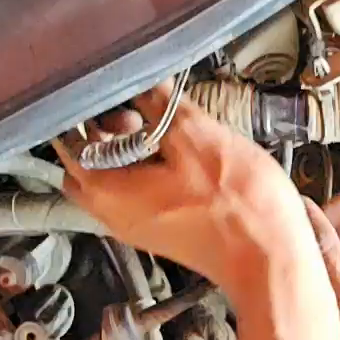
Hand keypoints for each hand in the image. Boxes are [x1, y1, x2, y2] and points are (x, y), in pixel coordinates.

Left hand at [56, 84, 320, 298]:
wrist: (272, 261)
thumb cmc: (238, 206)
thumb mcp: (195, 137)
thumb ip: (158, 103)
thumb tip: (139, 78)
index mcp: (108, 192)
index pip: (67, 146)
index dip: (84, 113)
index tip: (112, 94)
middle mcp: (113, 214)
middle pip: (85, 164)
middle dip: (102, 130)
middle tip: (135, 111)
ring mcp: (139, 224)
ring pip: (112, 178)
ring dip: (128, 148)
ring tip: (162, 129)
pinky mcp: (163, 227)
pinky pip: (136, 192)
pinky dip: (147, 167)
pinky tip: (181, 152)